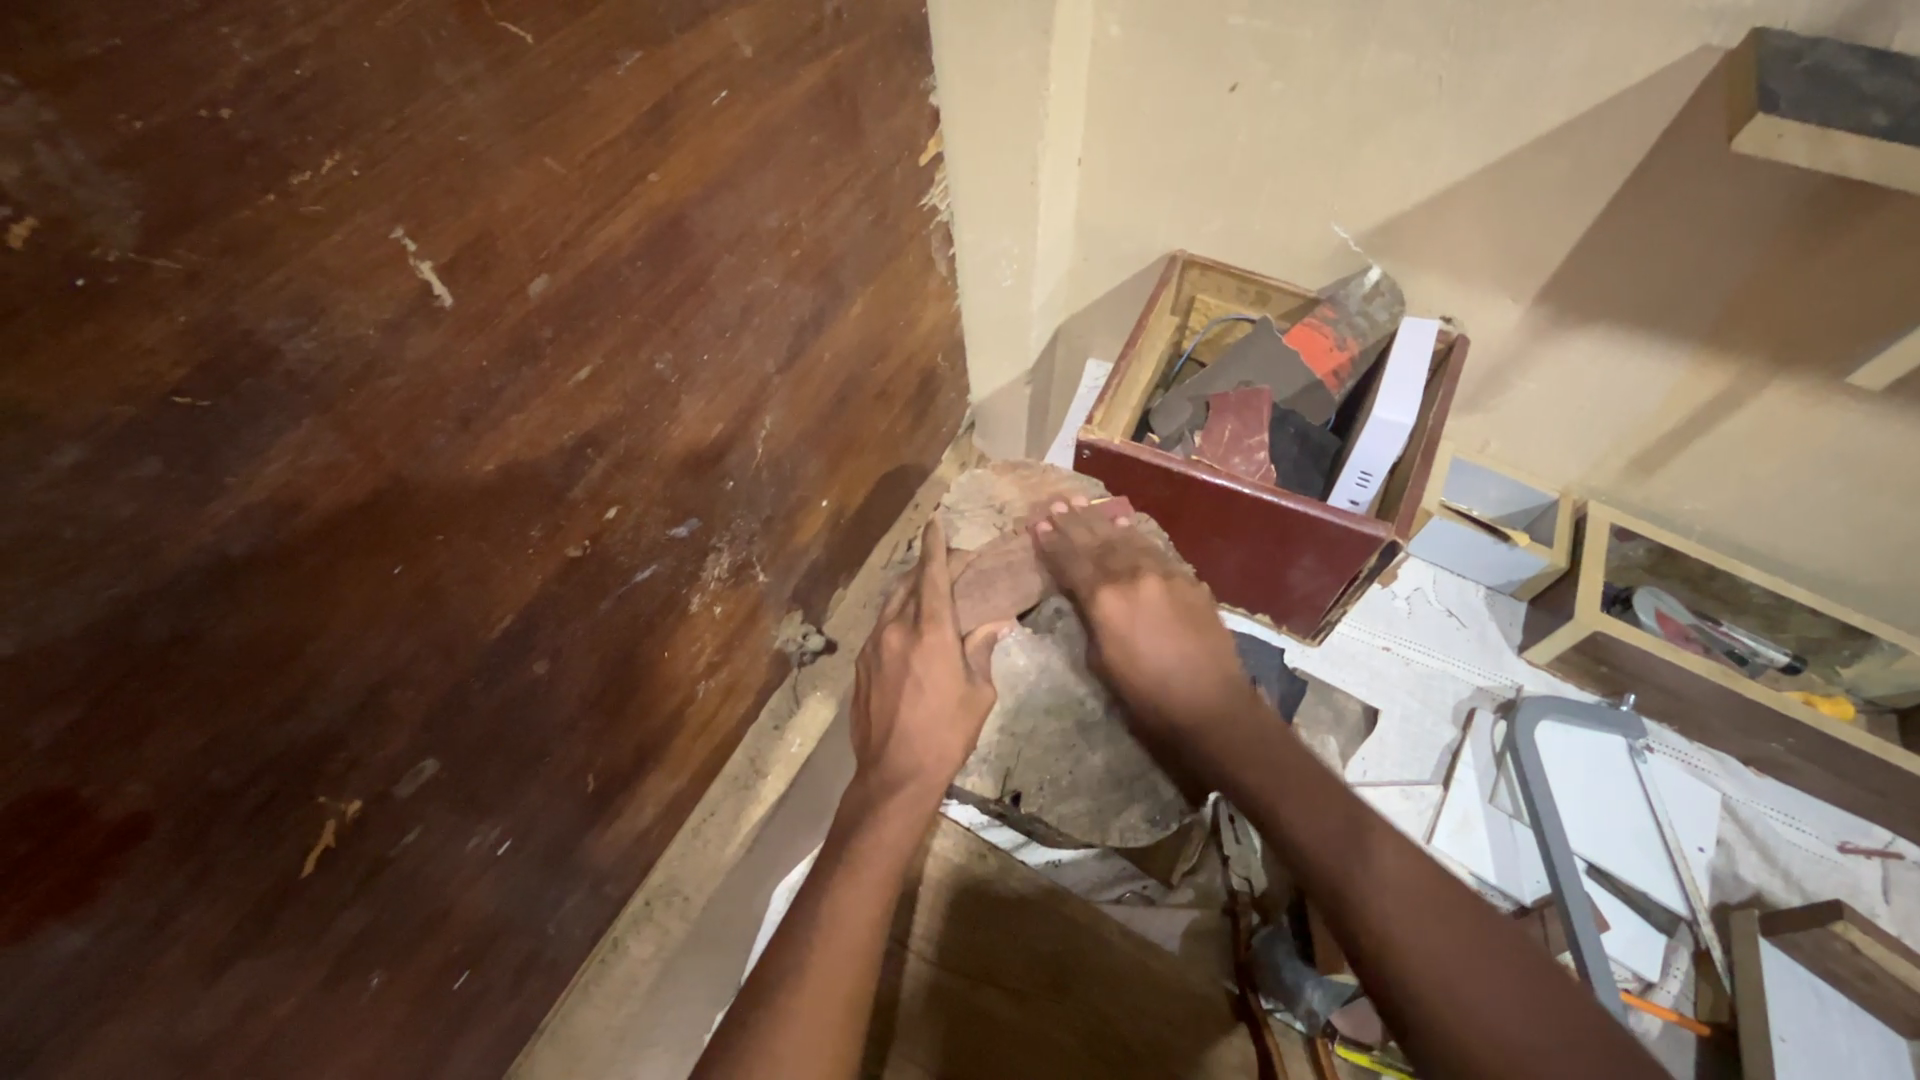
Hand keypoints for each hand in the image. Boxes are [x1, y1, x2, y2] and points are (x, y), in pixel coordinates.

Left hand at [847, 519, 1010, 810]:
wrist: (894, 773)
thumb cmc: (946, 734)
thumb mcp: (978, 694)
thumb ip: (981, 651)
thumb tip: (993, 625)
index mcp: (930, 632)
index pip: (932, 576)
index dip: (935, 547)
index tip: (935, 522)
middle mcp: (895, 630)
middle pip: (908, 584)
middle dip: (926, 568)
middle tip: (945, 565)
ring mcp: (872, 647)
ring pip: (890, 605)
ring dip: (909, 592)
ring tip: (928, 593)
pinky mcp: (860, 666)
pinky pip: (880, 628)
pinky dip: (897, 618)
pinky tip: (909, 631)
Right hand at [1030, 499, 1253, 736]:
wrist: (1210, 704)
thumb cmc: (1146, 696)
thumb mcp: (1101, 663)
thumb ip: (1090, 621)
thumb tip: (1084, 598)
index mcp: (1104, 599)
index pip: (1070, 562)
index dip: (1051, 542)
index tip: (1036, 523)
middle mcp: (1132, 575)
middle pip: (1096, 542)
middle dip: (1073, 522)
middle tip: (1056, 502)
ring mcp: (1164, 573)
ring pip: (1126, 538)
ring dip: (1102, 521)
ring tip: (1083, 504)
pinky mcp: (1188, 579)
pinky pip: (1153, 548)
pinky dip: (1134, 534)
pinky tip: (1125, 524)